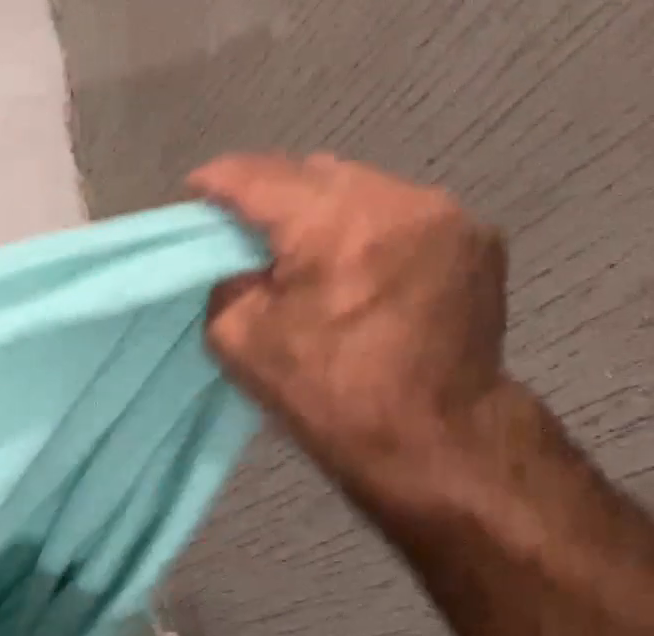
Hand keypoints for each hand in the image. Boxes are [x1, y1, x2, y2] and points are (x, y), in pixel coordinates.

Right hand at [188, 153, 510, 490]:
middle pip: (317, 172)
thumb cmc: (321, 390)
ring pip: (363, 187)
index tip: (193, 189)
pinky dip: (361, 226)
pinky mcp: (474, 238)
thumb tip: (238, 260)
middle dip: (271, 190)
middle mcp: (400, 200)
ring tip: (292, 239)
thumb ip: (228, 282)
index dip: (220, 180)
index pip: (262, 179)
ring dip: (320, 207)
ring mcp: (447, 215)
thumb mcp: (238, 339)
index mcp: (336, 224)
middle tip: (236, 219)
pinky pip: (399, 212)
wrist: (428, 432)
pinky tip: (345, 259)